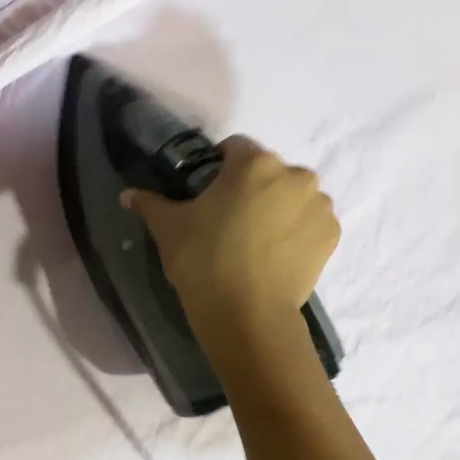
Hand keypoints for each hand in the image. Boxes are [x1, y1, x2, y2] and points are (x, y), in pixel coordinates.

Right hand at [122, 136, 338, 345]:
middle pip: (267, 172)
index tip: (202, 190)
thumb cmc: (202, 258)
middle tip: (224, 217)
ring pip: (291, 197)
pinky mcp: (331, 235)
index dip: (215, 165)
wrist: (246, 311)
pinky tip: (270, 253)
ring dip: (275, 207)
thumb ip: (148, 203)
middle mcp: (296, 176)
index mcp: (254, 164)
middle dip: (249, 187)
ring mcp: (319, 206)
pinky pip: (308, 222)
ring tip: (250, 238)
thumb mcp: (166, 227)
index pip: (234, 148)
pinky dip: (293, 230)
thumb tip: (128, 194)